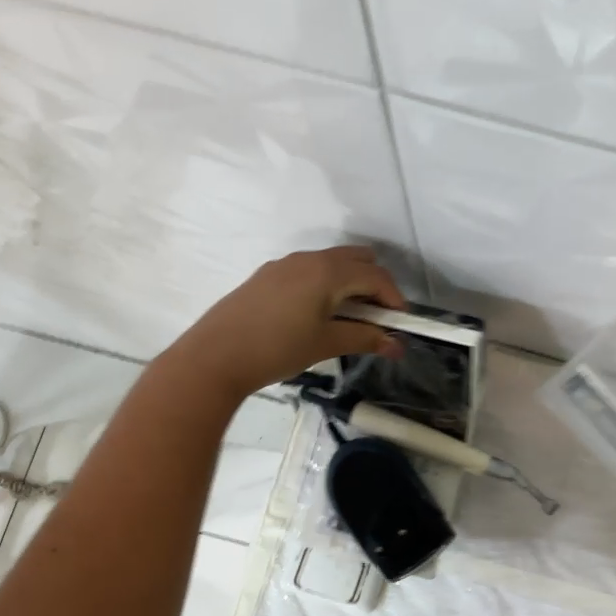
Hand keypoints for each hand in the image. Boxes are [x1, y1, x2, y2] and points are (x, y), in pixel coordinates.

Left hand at [179, 246, 406, 398]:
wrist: (215, 356)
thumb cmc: (278, 349)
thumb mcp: (327, 344)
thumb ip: (365, 339)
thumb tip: (397, 345)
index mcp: (328, 271)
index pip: (375, 275)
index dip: (394, 298)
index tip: (400, 325)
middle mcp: (308, 258)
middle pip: (357, 260)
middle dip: (375, 285)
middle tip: (379, 318)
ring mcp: (285, 264)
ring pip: (331, 264)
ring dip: (350, 284)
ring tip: (351, 319)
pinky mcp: (268, 276)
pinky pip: (310, 271)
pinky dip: (327, 286)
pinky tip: (319, 316)